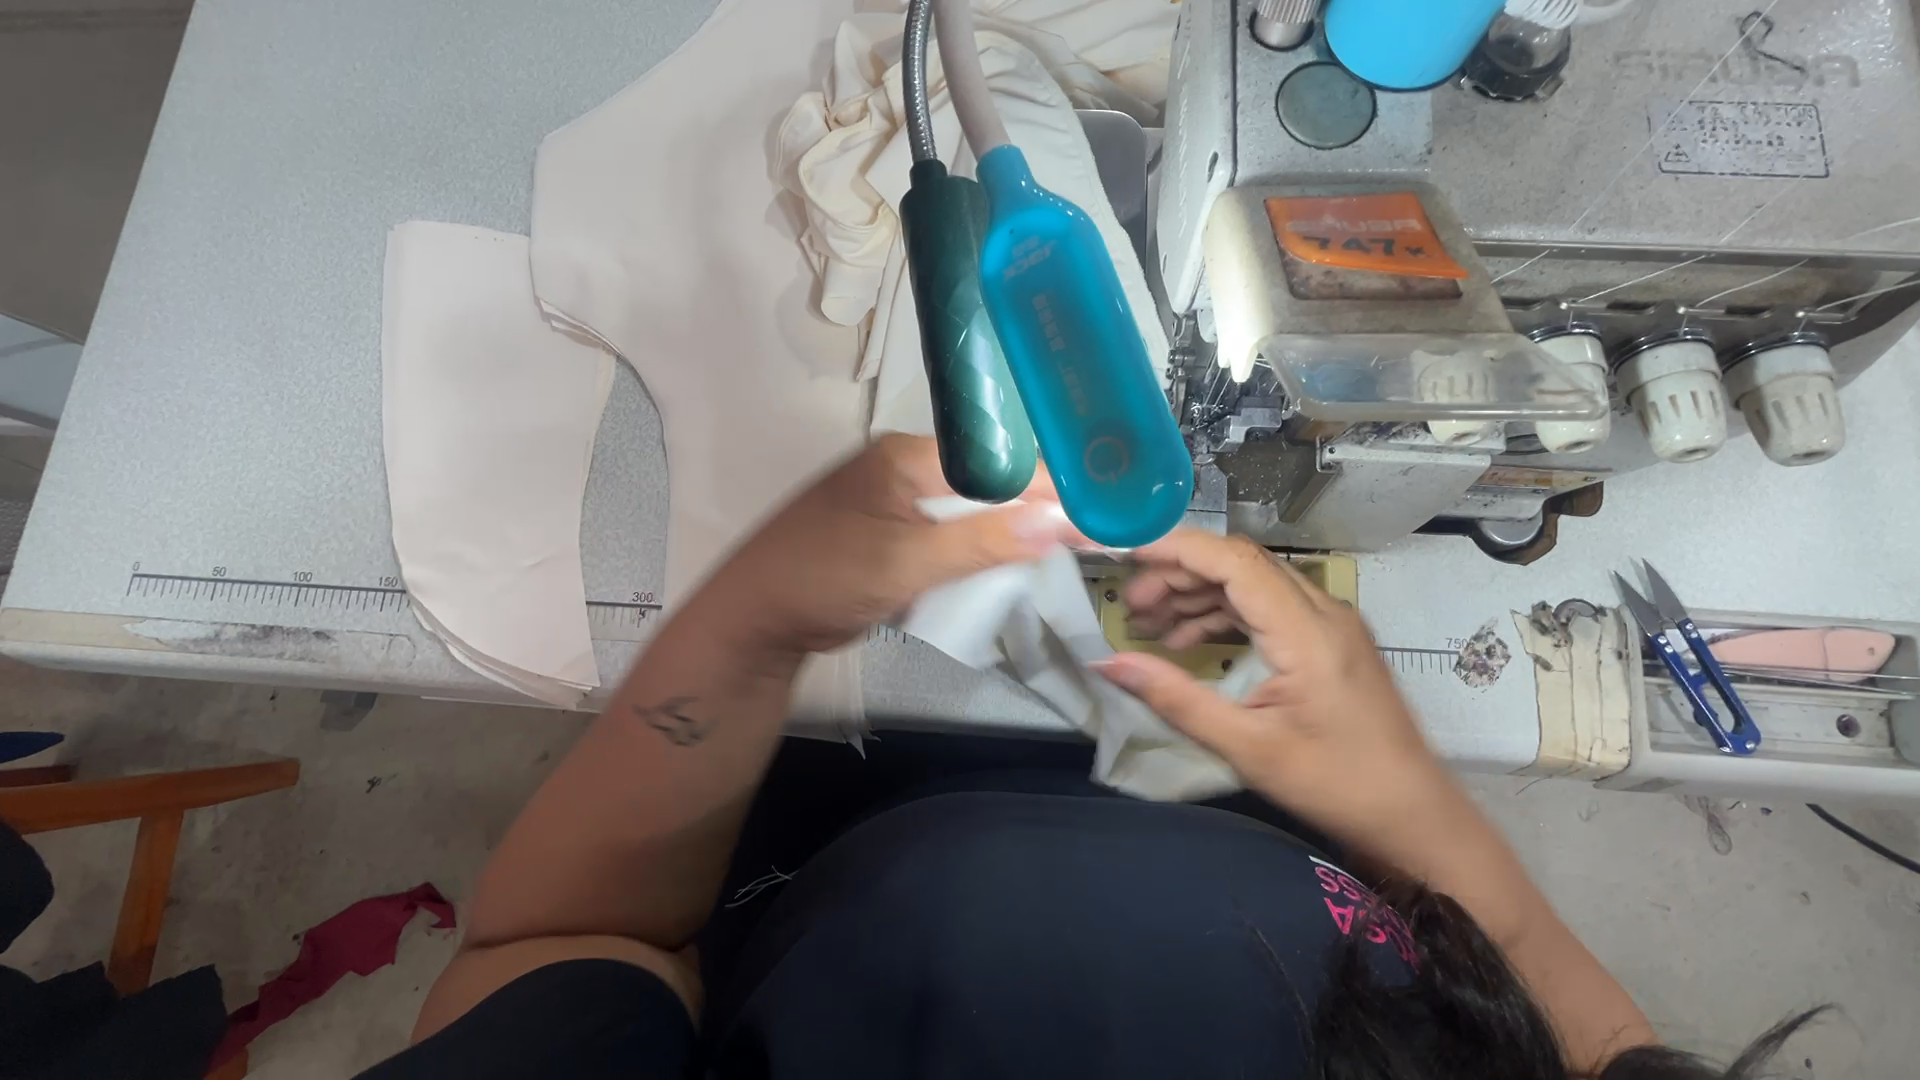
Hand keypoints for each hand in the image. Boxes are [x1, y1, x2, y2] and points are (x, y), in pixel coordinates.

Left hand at [690, 435, 1075, 662]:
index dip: (1049, 486)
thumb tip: (1063, 521)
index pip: (996, 463)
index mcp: (905, 456)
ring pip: (968, 513)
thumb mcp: (907, 562)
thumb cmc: (824, 578)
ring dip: (1006, 533)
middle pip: (986, 484)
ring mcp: (895, 502)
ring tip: (1064, 549)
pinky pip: (946, 537)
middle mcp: (903, 468)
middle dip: (1034, 508)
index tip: (1102, 508)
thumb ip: (983, 542)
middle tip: (1091, 532)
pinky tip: (1009, 566)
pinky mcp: (890, 535)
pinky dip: (975, 552)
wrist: (755, 621)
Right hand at [1092, 529, 1466, 864]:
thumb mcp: (1247, 747)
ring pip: (1250, 583)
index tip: (1125, 554)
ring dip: (1196, 594)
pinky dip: (1221, 615)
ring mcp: (1327, 623)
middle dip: (1177, 574)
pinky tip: (1186, 641)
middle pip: (1238, 564)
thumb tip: (1108, 663)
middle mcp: (1321, 611)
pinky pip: (1265, 608)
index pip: (1233, 561)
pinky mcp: (1326, 640)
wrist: (1413, 815)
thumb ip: (1176, 699)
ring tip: (1147, 624)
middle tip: (1130, 607)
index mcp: (1307, 631)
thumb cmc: (1336, 784)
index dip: (1175, 549)